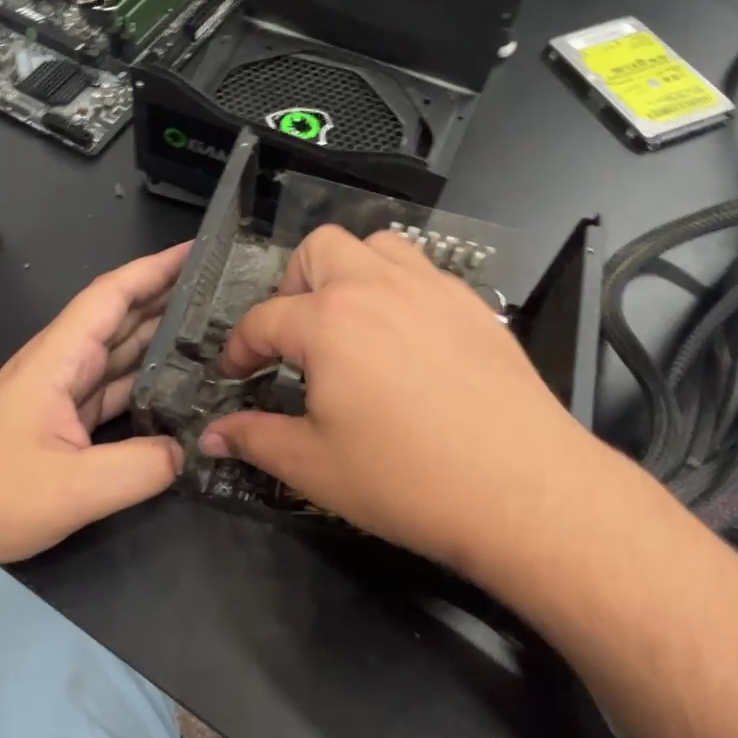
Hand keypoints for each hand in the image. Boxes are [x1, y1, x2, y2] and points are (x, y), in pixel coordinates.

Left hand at [0, 243, 189, 587]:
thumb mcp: (76, 489)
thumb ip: (143, 467)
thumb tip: (189, 450)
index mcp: (56, 361)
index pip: (111, 296)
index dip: (155, 269)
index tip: (200, 252)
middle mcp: (58, 366)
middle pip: (118, 318)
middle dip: (168, 298)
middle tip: (226, 294)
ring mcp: (57, 394)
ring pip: (117, 354)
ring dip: (160, 339)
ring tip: (214, 333)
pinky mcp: (59, 422)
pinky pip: (111, 389)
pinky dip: (145, 382)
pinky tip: (177, 388)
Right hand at [201, 226, 610, 571]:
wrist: (524, 491)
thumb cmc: (408, 479)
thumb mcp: (313, 467)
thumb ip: (255, 440)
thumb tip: (213, 435)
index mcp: (329, 322)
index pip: (263, 320)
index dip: (239, 349)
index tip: (233, 374)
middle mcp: (379, 288)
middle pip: (318, 250)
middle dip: (291, 287)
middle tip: (291, 338)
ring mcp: (433, 291)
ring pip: (376, 246)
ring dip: (348, 273)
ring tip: (345, 323)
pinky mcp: (474, 308)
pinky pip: (423, 273)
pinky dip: (397, 288)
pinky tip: (402, 340)